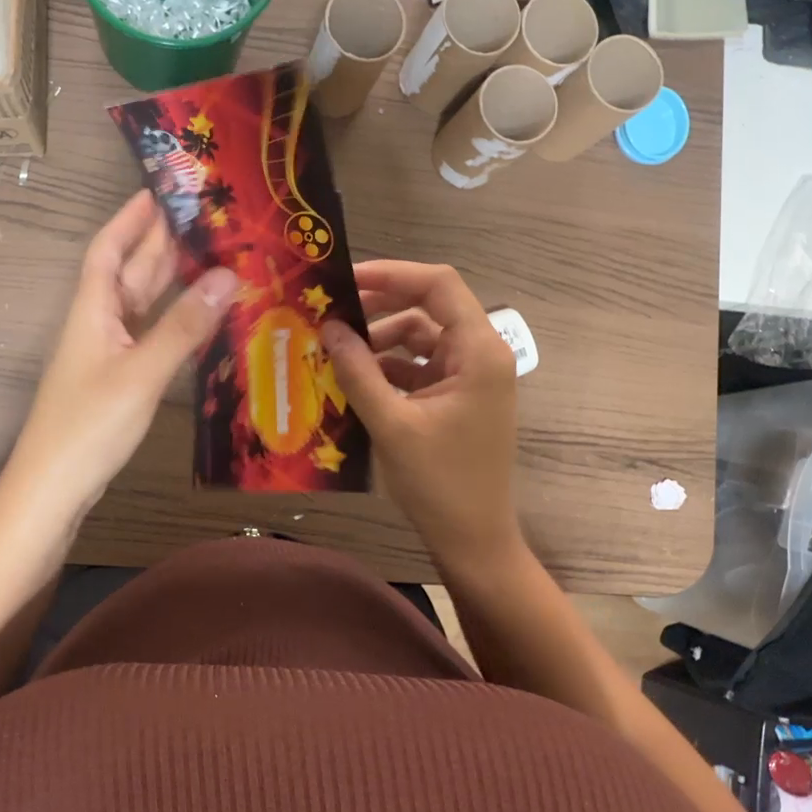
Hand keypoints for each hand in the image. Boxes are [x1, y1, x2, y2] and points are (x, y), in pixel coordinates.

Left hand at [7, 191, 236, 511]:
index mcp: (92, 311)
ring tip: (213, 254)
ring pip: (141, 305)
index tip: (160, 187)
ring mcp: (106, 356)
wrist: (53, 489)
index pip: (109, 249)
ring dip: (171, 280)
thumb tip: (228, 276)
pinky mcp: (117, 382)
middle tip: (205, 215)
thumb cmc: (89, 427)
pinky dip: (173, 322)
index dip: (131, 217)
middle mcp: (98, 325)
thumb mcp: (140, 374)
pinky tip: (199, 317)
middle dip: (160, 241)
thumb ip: (183, 328)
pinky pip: (149, 337)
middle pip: (129, 273)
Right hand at [320, 260, 521, 562]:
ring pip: (421, 338)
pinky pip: (420, 367)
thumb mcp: (391, 424)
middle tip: (329, 314)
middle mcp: (481, 354)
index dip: (391, 273)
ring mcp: (471, 378)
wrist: (473, 538)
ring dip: (379, 342)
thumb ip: (358, 372)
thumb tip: (329, 328)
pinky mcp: (458, 399)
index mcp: (479, 351)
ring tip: (335, 351)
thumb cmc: (439, 482)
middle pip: (428, 308)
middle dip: (378, 308)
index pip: (438, 285)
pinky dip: (388, 369)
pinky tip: (354, 380)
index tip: (344, 279)